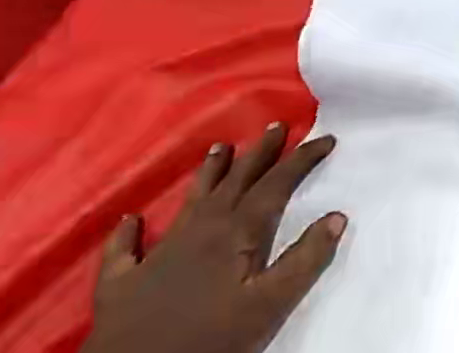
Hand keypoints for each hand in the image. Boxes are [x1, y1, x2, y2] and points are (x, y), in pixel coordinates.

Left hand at [82, 126, 346, 352]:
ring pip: (190, 200)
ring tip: (220, 147)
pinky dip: (129, 233)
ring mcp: (157, 253)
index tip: (327, 138)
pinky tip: (131, 221)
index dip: (302, 159)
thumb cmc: (207, 343)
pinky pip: (125, 250)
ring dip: (208, 173)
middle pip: (236, 181)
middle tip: (277, 126)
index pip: (276, 185)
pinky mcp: (121, 283)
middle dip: (260, 153)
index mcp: (236, 232)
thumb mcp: (267, 308)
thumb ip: (304, 261)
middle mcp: (200, 230)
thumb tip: (337, 216)